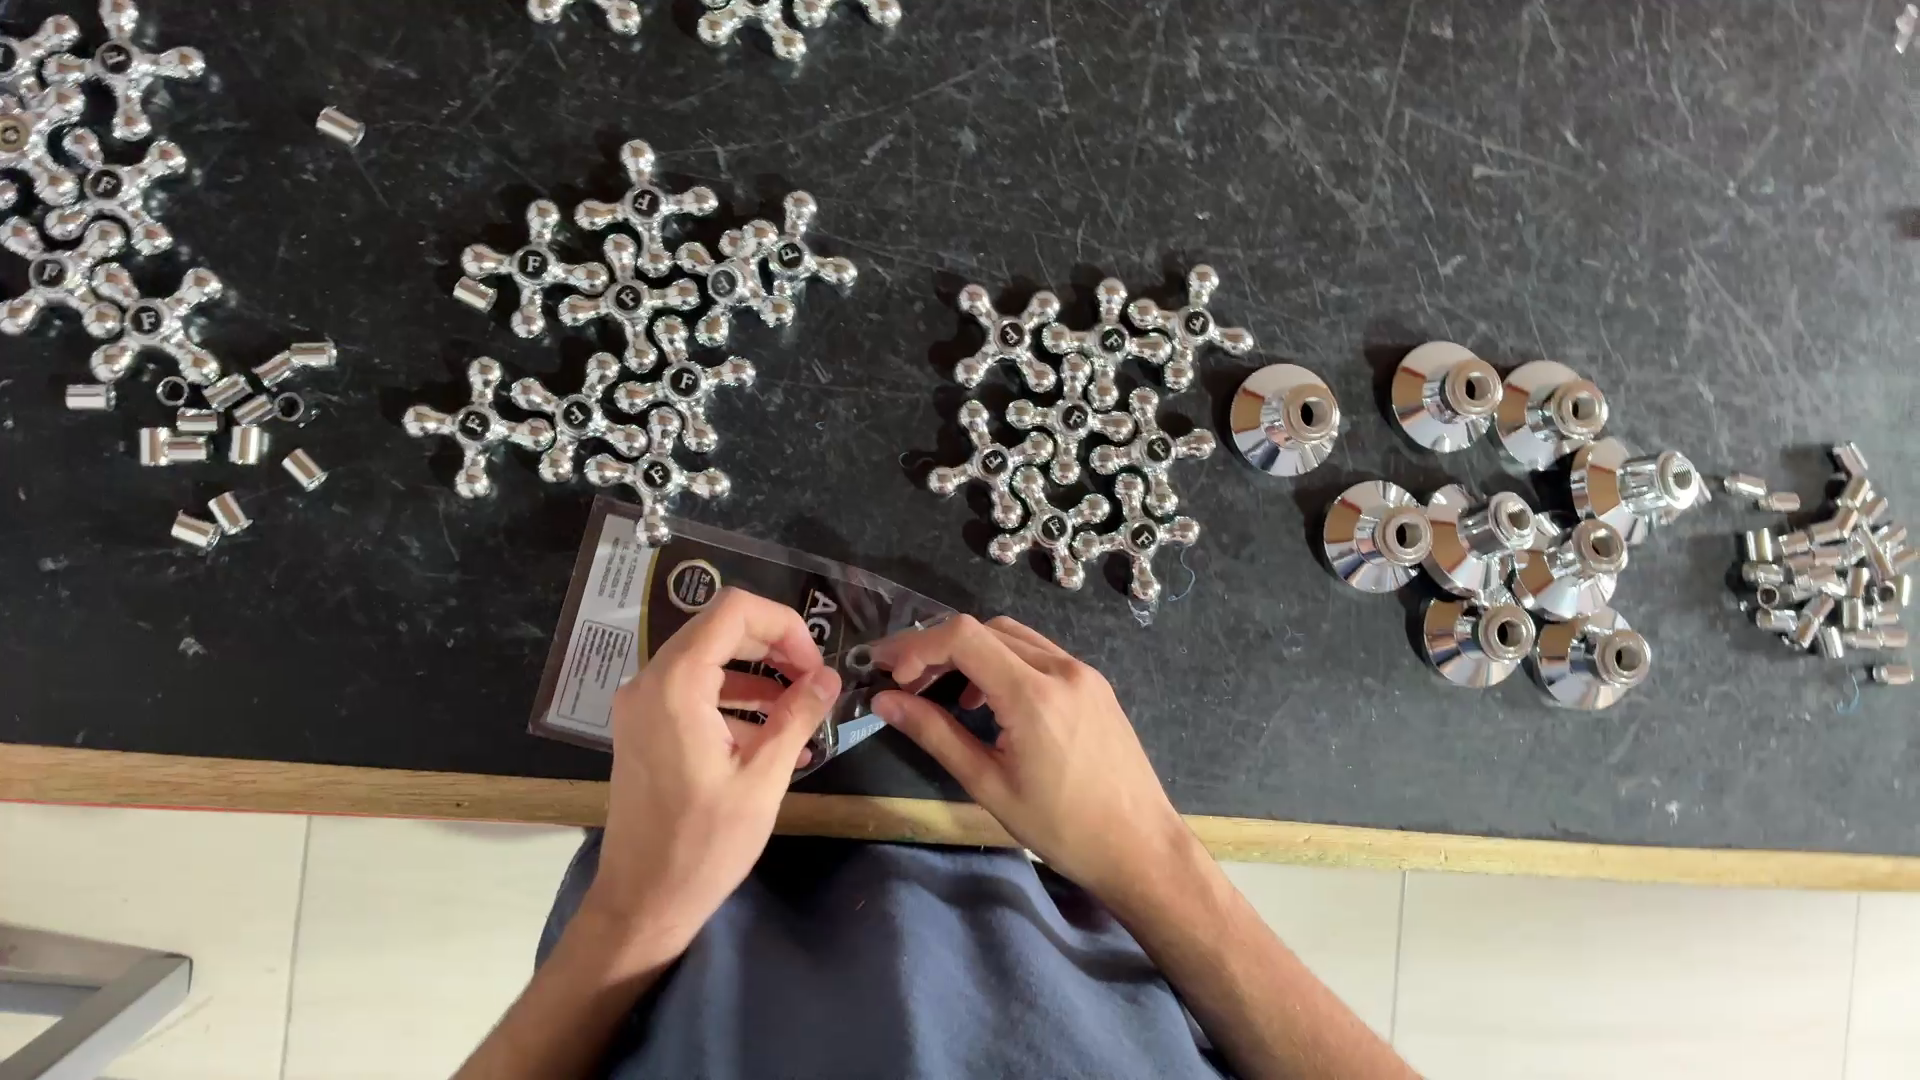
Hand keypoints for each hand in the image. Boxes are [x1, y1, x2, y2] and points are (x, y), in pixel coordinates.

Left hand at [584, 587, 841, 959]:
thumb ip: (797, 716)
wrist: (641, 904)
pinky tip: (774, 737)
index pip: (734, 611)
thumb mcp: (763, 778)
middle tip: (814, 683)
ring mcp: (643, 704)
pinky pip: (696, 690)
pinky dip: (737, 700)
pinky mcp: (646, 726)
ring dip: (760, 675)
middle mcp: (650, 681)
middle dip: (775, 646)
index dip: (784, 624)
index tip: (814, 666)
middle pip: (721, 628)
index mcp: (676, 685)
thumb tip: (830, 676)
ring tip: (802, 712)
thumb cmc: (704, 845)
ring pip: (711, 658)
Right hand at [869, 615, 1191, 905]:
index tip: (890, 673)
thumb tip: (885, 702)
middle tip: (907, 683)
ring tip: (944, 692)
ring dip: (972, 652)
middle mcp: (1061, 668)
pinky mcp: (1094, 684)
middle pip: (985, 629)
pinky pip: (1039, 654)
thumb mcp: (989, 785)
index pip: (964, 637)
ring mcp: (1083, 673)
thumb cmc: (1062, 828)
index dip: (918, 646)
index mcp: (1034, 694)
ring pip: (1013, 637)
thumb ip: (935, 734)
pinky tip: (991, 701)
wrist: (1142, 847)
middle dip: (939, 648)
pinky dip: (1004, 662)